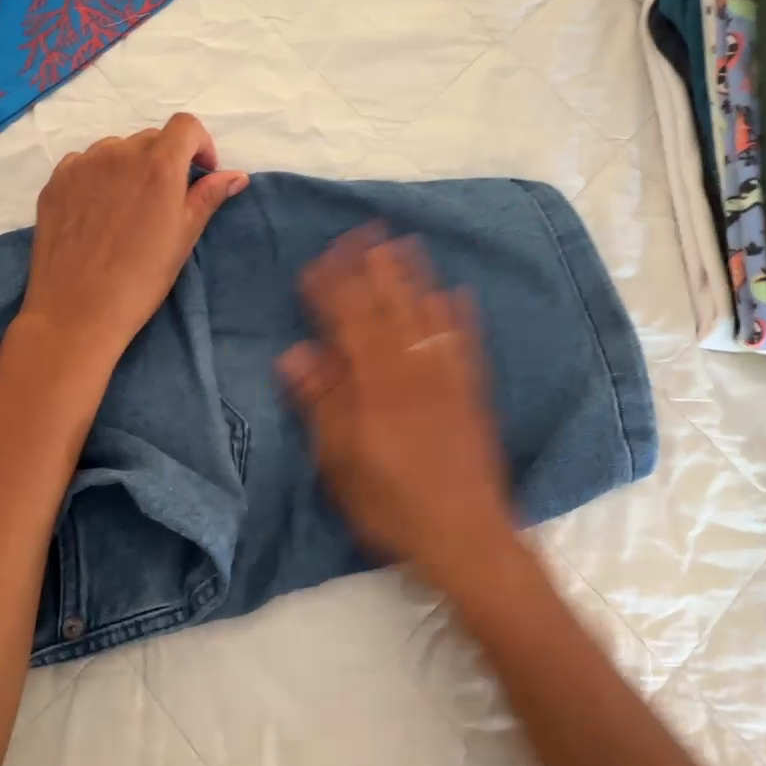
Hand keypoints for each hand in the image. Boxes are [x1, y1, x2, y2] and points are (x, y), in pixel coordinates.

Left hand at [19, 113, 248, 360]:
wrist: (76, 309)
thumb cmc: (140, 279)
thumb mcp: (183, 238)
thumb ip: (208, 197)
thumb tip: (236, 175)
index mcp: (158, 164)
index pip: (185, 126)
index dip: (199, 144)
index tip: (200, 173)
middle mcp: (119, 153)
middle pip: (150, 139)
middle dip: (164, 160)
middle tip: (163, 201)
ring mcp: (82, 164)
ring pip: (115, 150)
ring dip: (128, 168)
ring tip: (126, 209)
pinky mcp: (55, 181)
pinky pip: (83, 165)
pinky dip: (97, 178)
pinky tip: (97, 214)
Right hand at [279, 228, 520, 584]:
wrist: (465, 535)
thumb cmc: (391, 504)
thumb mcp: (340, 461)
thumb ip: (321, 404)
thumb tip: (294, 354)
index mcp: (372, 386)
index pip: (346, 324)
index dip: (330, 289)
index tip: (315, 260)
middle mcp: (410, 371)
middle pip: (386, 309)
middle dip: (371, 268)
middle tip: (362, 230)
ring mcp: (446, 379)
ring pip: (425, 315)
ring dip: (412, 277)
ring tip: (401, 242)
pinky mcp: (471, 393)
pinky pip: (464, 343)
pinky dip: (457, 314)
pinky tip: (454, 292)